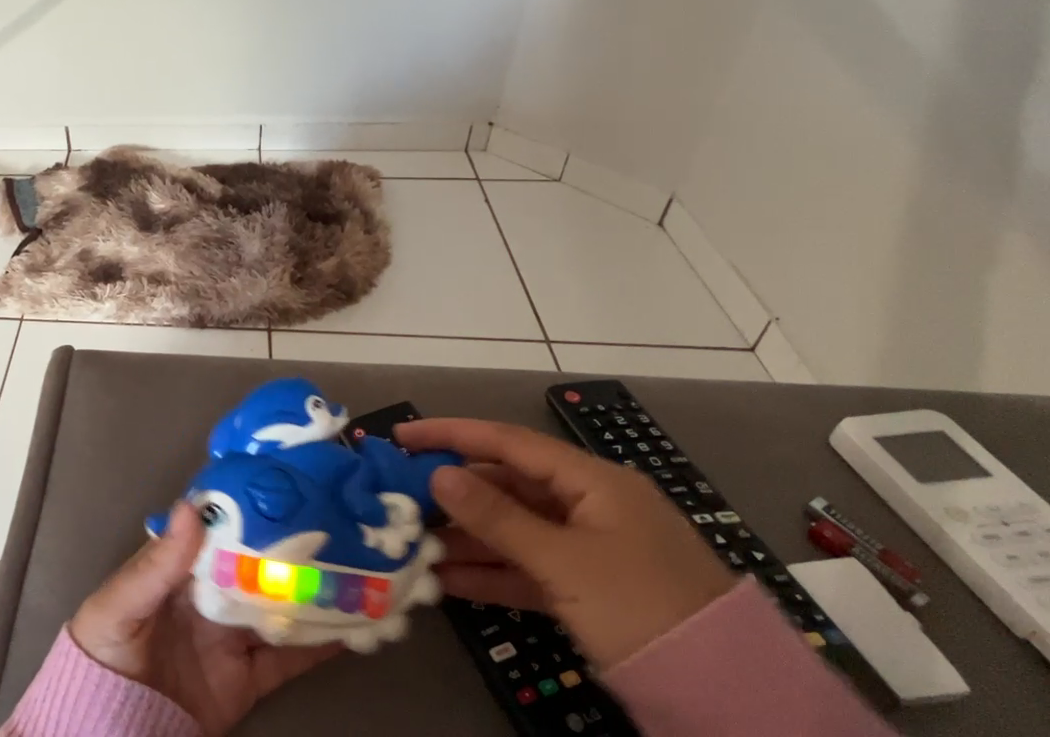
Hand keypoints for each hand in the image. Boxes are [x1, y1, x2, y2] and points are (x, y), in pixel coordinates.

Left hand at [68, 503, 340, 735]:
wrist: (108, 725)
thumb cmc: (105, 649)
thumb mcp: (121, 602)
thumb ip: (157, 563)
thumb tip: (191, 506)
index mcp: (181, 569)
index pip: (221, 531)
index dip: (253, 509)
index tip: (291, 485)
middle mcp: (212, 597)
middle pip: (260, 567)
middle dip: (295, 548)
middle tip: (341, 523)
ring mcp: (232, 637)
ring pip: (282, 608)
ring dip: (315, 592)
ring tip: (360, 568)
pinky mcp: (248, 679)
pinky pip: (290, 659)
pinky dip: (322, 644)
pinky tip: (355, 626)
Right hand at [394, 418, 736, 670]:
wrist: (723, 690)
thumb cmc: (639, 604)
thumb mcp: (563, 560)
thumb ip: (496, 516)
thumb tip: (438, 474)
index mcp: (594, 482)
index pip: (509, 442)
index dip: (452, 434)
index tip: (402, 436)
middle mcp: (590, 506)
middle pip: (508, 485)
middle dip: (454, 493)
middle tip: (400, 498)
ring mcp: (590, 549)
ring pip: (514, 530)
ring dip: (466, 538)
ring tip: (413, 543)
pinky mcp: (589, 589)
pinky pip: (528, 568)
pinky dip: (491, 572)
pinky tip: (446, 580)